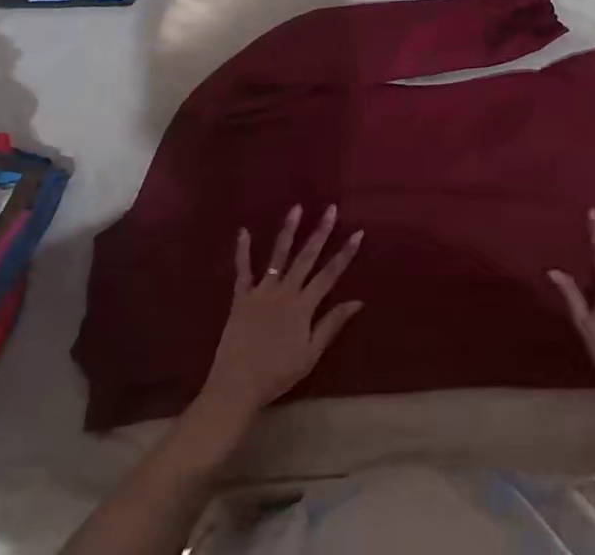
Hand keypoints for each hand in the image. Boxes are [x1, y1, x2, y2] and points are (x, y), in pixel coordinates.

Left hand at [199, 205, 363, 415]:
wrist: (236, 385)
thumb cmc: (278, 373)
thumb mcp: (311, 354)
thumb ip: (332, 324)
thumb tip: (358, 301)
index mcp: (303, 306)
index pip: (330, 274)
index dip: (345, 253)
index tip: (358, 233)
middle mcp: (284, 292)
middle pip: (306, 257)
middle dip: (321, 232)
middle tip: (331, 209)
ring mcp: (261, 292)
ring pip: (278, 256)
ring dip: (288, 231)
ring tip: (297, 208)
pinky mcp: (240, 297)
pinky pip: (242, 270)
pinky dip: (242, 250)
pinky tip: (244, 231)